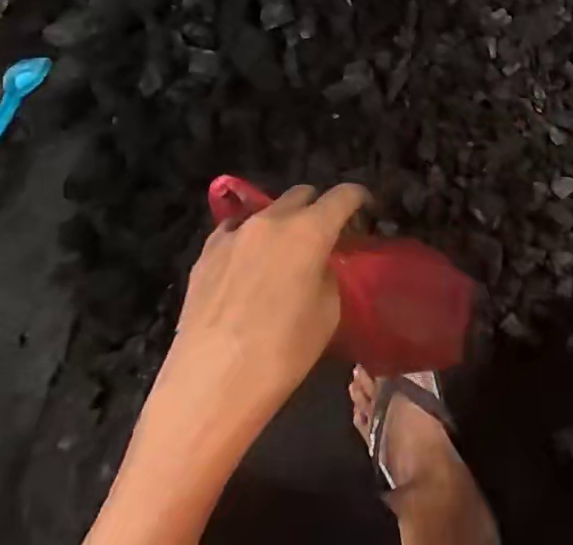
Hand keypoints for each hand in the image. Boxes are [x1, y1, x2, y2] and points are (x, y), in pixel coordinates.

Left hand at [170, 182, 369, 402]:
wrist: (211, 379)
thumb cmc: (282, 354)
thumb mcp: (327, 314)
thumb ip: (327, 274)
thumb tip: (317, 262)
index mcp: (308, 231)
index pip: (342, 195)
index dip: (358, 197)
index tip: (365, 209)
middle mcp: (271, 220)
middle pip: (302, 194)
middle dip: (318, 208)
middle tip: (325, 236)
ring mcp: (234, 231)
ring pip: (267, 211)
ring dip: (282, 224)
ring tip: (283, 255)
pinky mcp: (207, 249)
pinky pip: (236, 230)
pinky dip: (250, 239)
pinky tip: (247, 266)